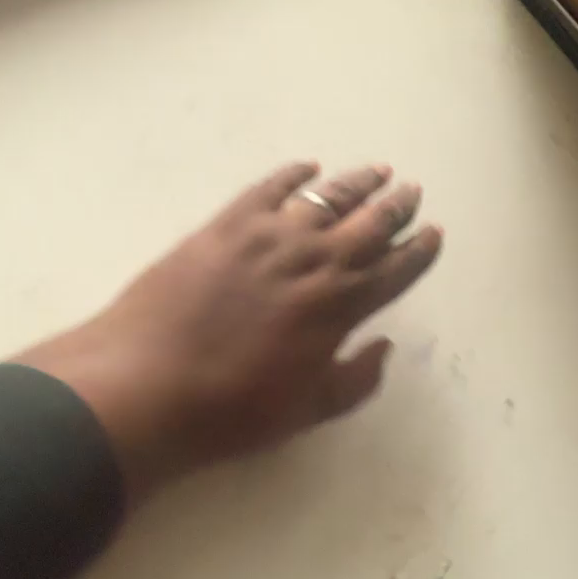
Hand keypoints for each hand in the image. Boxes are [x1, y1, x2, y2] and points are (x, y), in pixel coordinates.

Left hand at [16, 162, 443, 500]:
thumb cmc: (230, 410)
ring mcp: (272, 235)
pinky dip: (293, 174)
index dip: (419, 250)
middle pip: (371, 223)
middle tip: (412, 190)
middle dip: (397, 206)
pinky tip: (307, 167)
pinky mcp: (229, 223)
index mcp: (340, 305)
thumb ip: (355, 380)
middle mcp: (316, 259)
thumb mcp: (305, 411)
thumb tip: (384, 347)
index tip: (433, 233)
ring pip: (328, 197)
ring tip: (376, 171)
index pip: (395, 269)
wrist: (143, 386)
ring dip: (358, 183)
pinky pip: (270, 187)